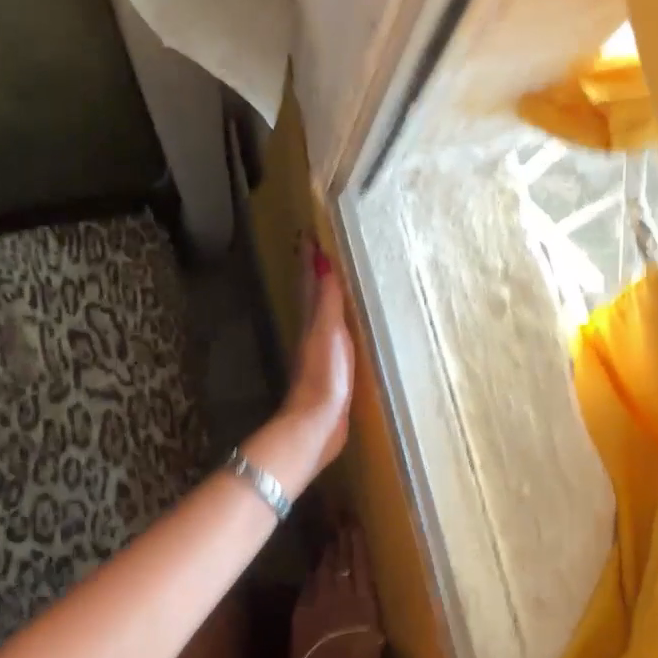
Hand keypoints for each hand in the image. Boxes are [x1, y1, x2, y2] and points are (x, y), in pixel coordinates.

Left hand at [278, 244, 355, 477]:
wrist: (318, 424)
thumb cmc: (323, 375)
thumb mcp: (327, 331)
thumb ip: (326, 298)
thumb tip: (321, 260)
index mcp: (311, 320)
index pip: (309, 281)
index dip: (309, 258)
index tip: (309, 232)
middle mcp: (313, 331)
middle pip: (313, 294)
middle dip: (316, 271)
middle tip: (322, 246)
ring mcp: (322, 352)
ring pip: (323, 313)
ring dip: (327, 294)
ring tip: (337, 277)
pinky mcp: (334, 370)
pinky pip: (337, 335)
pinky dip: (340, 321)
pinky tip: (349, 325)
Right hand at [291, 526, 384, 657]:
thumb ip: (304, 638)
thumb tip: (307, 629)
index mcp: (303, 614)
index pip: (309, 586)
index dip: (316, 569)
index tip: (319, 556)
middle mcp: (321, 598)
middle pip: (326, 568)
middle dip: (330, 548)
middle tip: (332, 528)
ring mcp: (344, 595)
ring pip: (344, 562)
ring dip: (345, 542)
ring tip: (346, 524)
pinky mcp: (365, 599)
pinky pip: (362, 568)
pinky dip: (359, 549)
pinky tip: (358, 535)